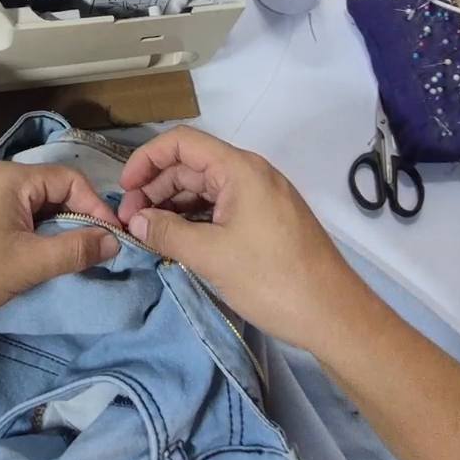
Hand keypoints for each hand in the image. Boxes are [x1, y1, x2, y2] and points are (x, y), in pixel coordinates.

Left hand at [0, 161, 121, 338]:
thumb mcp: (29, 263)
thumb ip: (76, 249)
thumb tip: (115, 241)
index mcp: (12, 178)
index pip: (70, 179)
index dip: (96, 207)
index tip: (114, 239)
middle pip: (55, 190)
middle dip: (79, 218)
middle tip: (97, 251)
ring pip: (39, 206)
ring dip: (59, 229)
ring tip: (73, 258)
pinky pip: (20, 216)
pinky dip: (38, 234)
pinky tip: (43, 258)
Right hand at [117, 126, 375, 352]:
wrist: (336, 317)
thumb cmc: (273, 279)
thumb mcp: (211, 256)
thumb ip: (167, 232)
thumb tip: (136, 221)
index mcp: (240, 169)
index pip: (182, 142)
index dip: (147, 159)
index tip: (124, 188)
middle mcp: (250, 173)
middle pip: (191, 164)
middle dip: (155, 186)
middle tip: (130, 220)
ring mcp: (260, 196)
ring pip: (204, 187)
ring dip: (172, 204)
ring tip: (148, 231)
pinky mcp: (266, 219)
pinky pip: (220, 205)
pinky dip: (194, 216)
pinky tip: (176, 238)